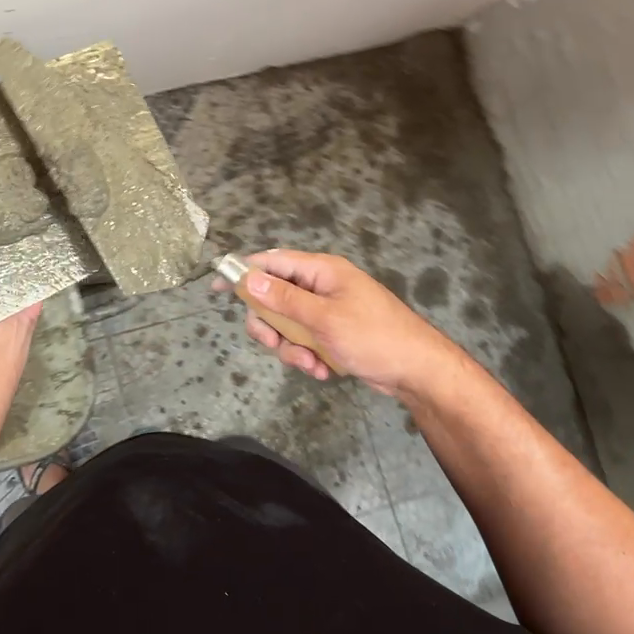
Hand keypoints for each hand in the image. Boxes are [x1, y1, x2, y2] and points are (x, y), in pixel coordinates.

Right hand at [215, 250, 459, 396]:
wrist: (416, 371)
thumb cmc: (373, 337)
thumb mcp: (323, 319)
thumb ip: (284, 299)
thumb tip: (248, 278)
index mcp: (321, 271)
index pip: (272, 262)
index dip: (243, 272)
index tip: (217, 288)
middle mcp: (321, 286)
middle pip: (273, 298)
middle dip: (270, 326)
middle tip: (275, 346)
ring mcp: (326, 311)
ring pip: (286, 325)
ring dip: (291, 348)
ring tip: (311, 365)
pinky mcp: (331, 334)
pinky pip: (303, 341)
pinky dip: (306, 357)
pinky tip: (322, 371)